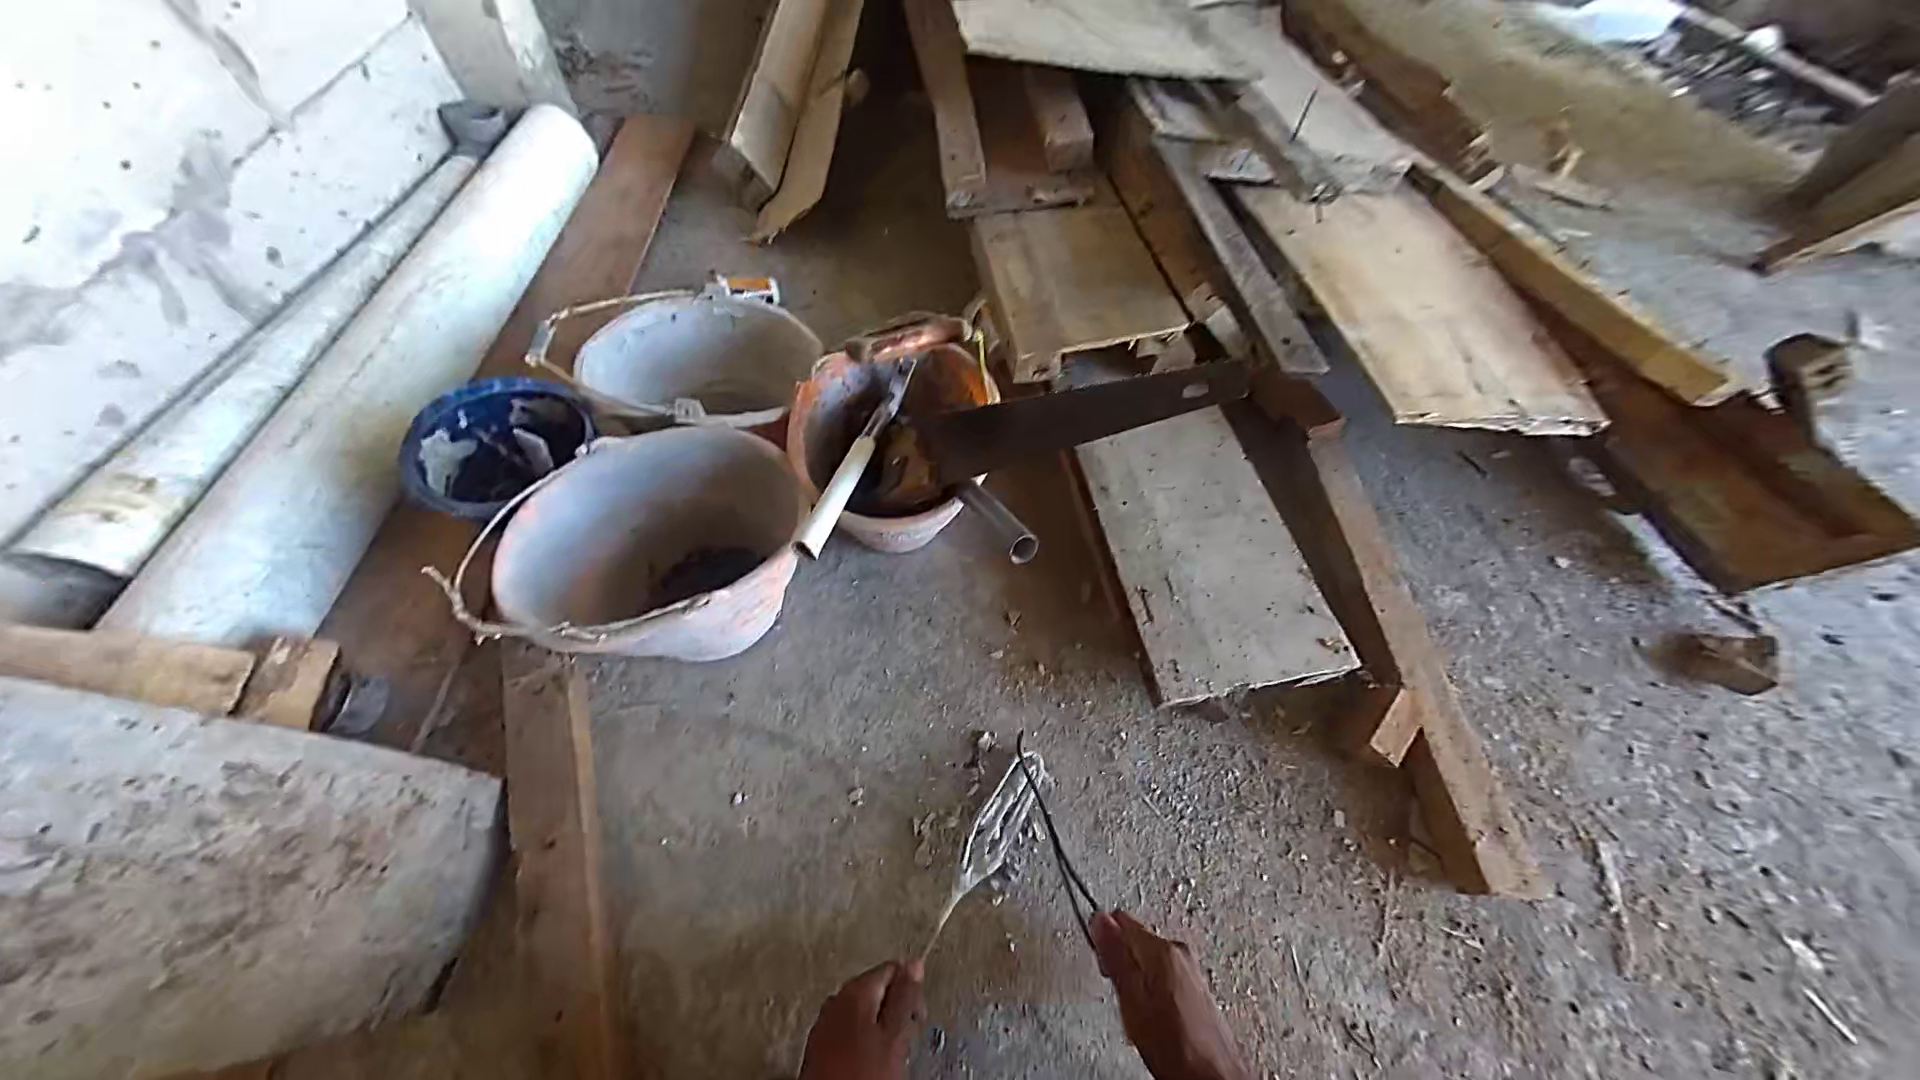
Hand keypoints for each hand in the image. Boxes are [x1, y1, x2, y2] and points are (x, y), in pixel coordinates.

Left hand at [798, 960, 926, 1079]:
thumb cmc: (863, 1074)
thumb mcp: (894, 1036)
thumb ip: (906, 996)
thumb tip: (914, 964)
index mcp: (856, 989)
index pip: (893, 969)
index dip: (911, 991)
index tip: (917, 1018)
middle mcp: (837, 999)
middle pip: (876, 989)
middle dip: (894, 1009)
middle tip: (904, 1039)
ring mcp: (824, 1023)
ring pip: (862, 1012)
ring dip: (878, 1027)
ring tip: (887, 1054)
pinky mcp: (818, 1047)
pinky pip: (848, 1032)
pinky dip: (861, 1041)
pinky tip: (866, 1061)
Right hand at [1089, 911, 1252, 1079]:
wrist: (1213, 1079)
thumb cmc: (1176, 1047)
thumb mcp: (1132, 1000)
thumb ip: (1114, 956)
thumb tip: (1100, 921)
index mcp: (1162, 949)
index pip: (1120, 919)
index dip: (1104, 938)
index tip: (1102, 962)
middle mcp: (1180, 952)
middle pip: (1135, 938)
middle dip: (1121, 960)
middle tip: (1120, 991)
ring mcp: (1191, 970)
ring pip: (1148, 957)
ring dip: (1137, 977)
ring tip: (1139, 1010)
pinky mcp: (1196, 988)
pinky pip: (1163, 974)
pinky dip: (1153, 989)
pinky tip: (1155, 1016)